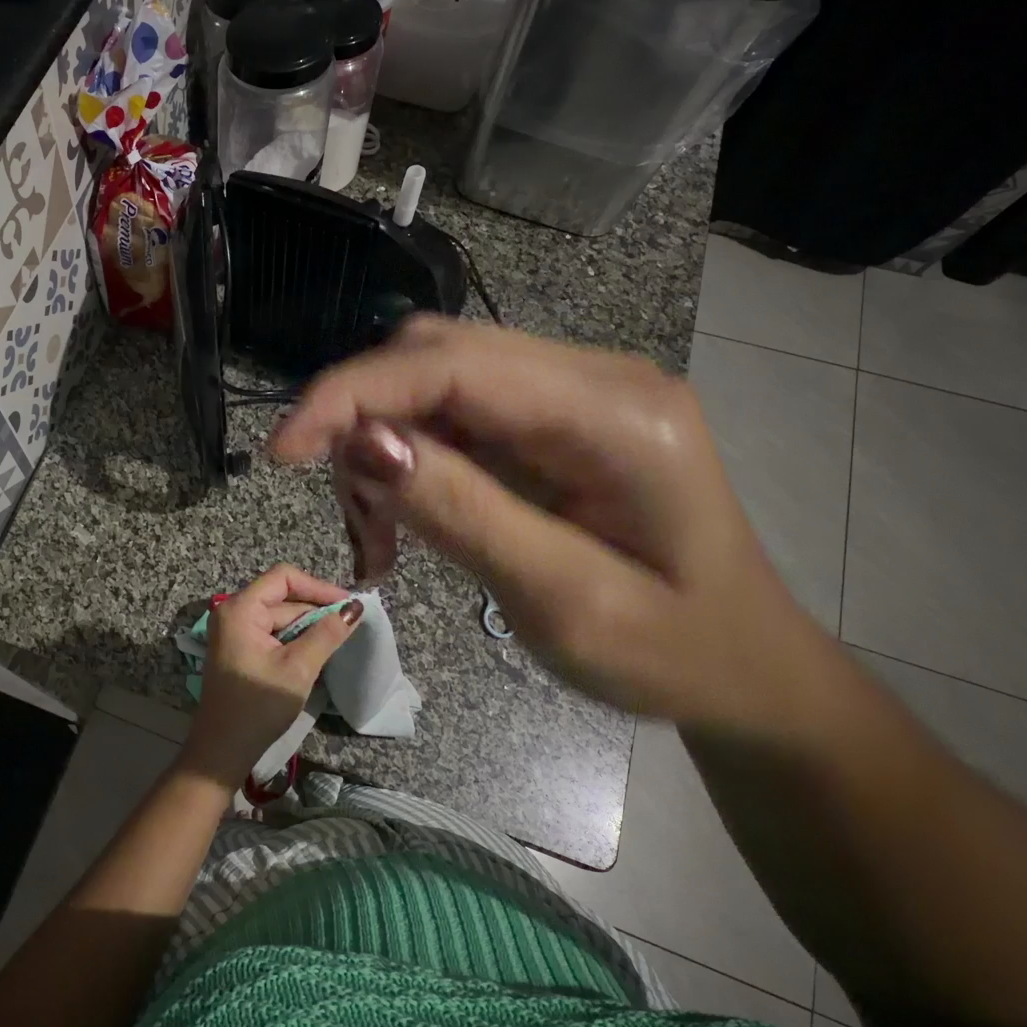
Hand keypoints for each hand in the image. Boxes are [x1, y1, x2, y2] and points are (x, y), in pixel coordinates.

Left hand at [180, 565, 362, 787]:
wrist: (222, 748)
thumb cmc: (258, 706)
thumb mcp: (298, 668)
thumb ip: (327, 634)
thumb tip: (355, 609)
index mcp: (241, 609)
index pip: (284, 578)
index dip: (319, 587)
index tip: (349, 605)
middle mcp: (233, 613)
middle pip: (282, 598)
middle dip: (316, 609)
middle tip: (352, 626)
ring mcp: (234, 632)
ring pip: (279, 617)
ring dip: (308, 626)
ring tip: (340, 639)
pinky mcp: (239, 650)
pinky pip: (272, 634)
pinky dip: (295, 639)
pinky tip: (317, 651)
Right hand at [272, 317, 816, 728]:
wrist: (745, 670)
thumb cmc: (671, 653)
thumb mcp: (564, 602)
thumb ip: (464, 513)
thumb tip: (363, 443)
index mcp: (612, 413)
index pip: (451, 364)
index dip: (352, 394)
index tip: (281, 454)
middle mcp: (593, 379)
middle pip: (437, 355)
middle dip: (361, 419)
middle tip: (345, 514)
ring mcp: (575, 395)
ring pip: (434, 382)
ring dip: (380, 446)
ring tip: (379, 538)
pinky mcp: (555, 423)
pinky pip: (455, 416)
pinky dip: (409, 462)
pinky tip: (404, 520)